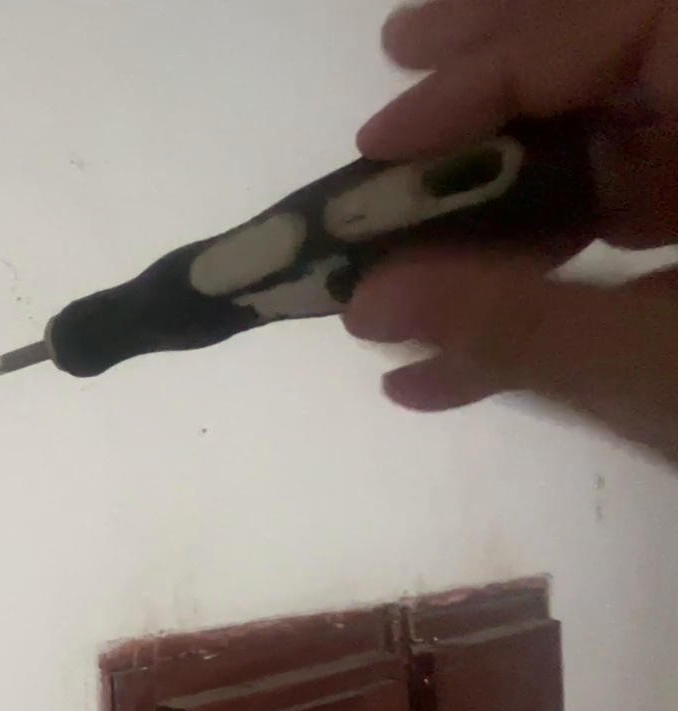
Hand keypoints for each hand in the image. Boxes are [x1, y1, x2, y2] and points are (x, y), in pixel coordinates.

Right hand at [344, 0, 677, 459]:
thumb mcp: (672, 372)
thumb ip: (514, 329)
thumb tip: (367, 303)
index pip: (628, 32)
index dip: (488, 76)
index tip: (376, 146)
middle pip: (645, 51)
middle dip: (515, 61)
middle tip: (404, 47)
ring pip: (645, 144)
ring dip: (514, 193)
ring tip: (401, 204)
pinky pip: (661, 230)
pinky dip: (558, 284)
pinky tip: (449, 368)